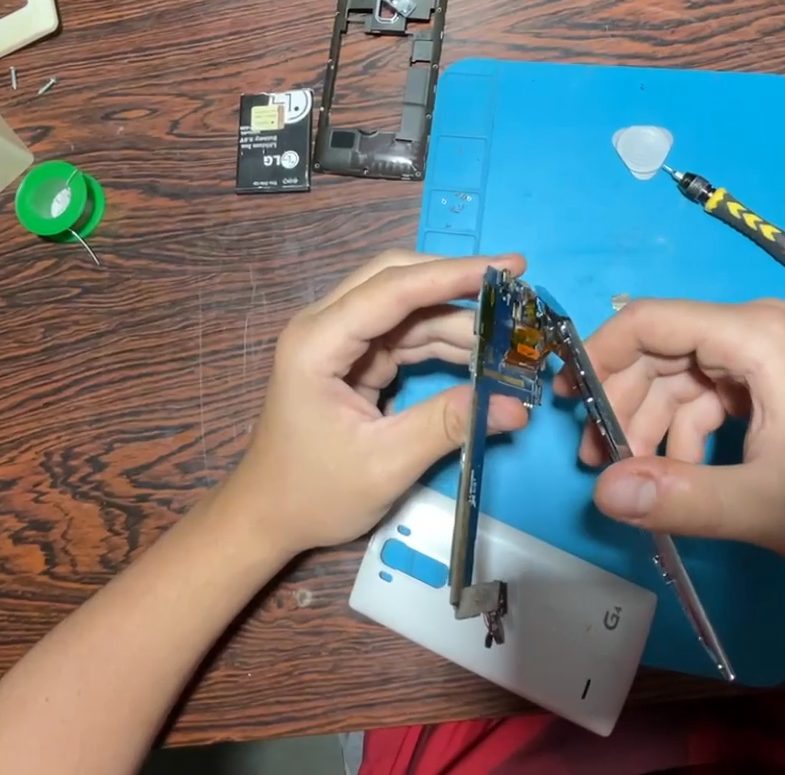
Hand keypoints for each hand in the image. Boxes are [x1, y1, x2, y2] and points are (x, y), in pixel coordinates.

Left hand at [220, 251, 529, 555]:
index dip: (451, 274)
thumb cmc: (314, 493)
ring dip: (456, 316)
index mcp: (317, 342)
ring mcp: (340, 339)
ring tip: (511, 330)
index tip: (508, 266)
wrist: (268, 517)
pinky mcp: (354, 357)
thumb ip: (448, 425)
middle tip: (514, 283)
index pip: (391, 289)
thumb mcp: (385, 464)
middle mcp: (325, 326)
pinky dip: (444, 341)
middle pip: (395, 280)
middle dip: (455, 281)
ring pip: (406, 308)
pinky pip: (406, 335)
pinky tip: (482, 352)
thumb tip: (516, 405)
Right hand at [556, 298, 784, 581]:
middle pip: (655, 350)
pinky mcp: (759, 383)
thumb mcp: (763, 506)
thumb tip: (603, 491)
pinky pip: (695, 397)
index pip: (649, 321)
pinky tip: (673, 475)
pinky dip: (674, 433)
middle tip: (595, 457)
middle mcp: (750, 331)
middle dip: (620, 402)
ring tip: (624, 474)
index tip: (566, 401)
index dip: (598, 354)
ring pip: (670, 377)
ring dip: (643, 423)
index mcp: (754, 336)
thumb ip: (681, 496)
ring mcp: (755, 357)